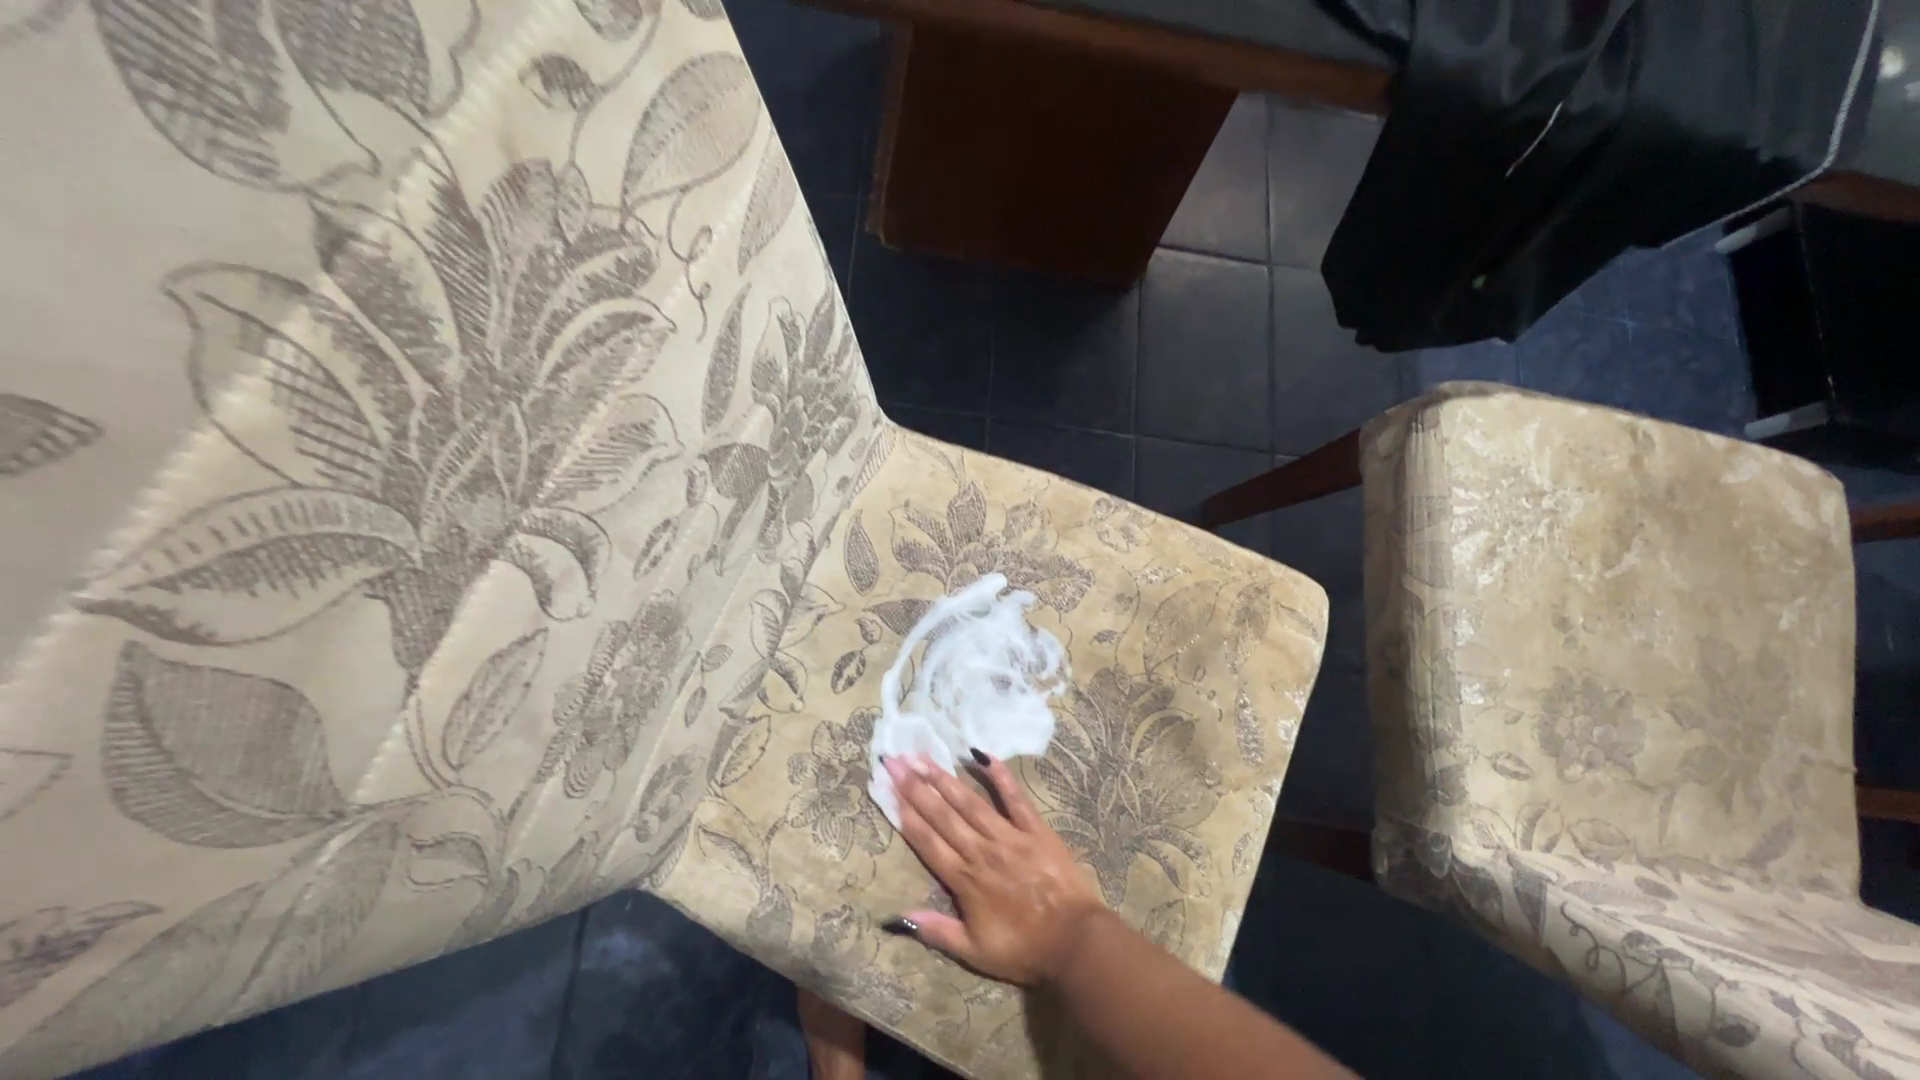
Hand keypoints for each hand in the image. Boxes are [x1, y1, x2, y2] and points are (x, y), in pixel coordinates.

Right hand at [881, 751, 1105, 986]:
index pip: (927, 841)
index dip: (904, 814)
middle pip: (942, 815)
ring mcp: (1009, 836)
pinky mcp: (1035, 828)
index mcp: (965, 880)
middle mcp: (981, 851)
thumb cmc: (1024, 950)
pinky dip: (1000, 775)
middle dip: (915, 787)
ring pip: (970, 802)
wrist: (1075, 941)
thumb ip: (936, 931)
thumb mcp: (975, 951)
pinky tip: (982, 755)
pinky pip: (1015, 797)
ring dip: (944, 778)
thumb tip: (896, 917)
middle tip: (895, 761)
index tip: (887, 789)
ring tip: (922, 757)